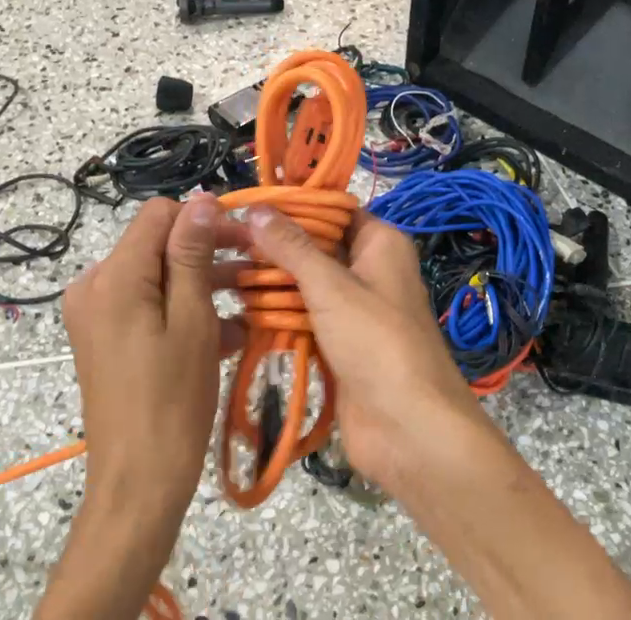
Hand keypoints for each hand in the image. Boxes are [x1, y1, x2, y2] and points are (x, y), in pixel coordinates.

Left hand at [40, 194, 239, 619]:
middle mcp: (94, 286)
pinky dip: (183, 313)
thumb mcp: (192, 321)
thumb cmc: (172, 401)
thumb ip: (193, 255)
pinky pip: (148, 307)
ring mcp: (96, 315)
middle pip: (158, 246)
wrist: (138, 483)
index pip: (160, 215)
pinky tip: (225, 337)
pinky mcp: (104, 340)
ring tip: (247, 311)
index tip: (246, 244)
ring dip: (202, 288)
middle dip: (208, 256)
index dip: (206, 222)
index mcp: (112, 276)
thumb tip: (202, 198)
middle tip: (257, 274)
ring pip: (158, 278)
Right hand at [244, 206, 497, 494]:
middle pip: (317, 247)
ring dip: (271, 282)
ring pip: (306, 284)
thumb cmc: (378, 343)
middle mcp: (369, 270)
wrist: (409, 428)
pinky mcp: (340, 344)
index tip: (247, 203)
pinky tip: (238, 309)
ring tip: (220, 271)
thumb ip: (293, 248)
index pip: (334, 210)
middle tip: (223, 238)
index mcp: (380, 244)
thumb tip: (258, 209)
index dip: (294, 205)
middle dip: (274, 245)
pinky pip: (305, 318)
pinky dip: (278, 314)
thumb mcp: (332, 287)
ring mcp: (354, 310)